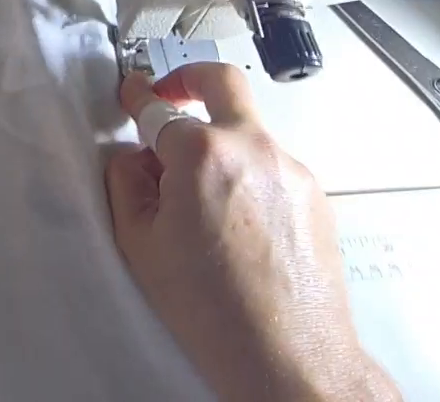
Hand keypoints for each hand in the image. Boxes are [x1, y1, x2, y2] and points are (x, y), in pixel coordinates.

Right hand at [105, 65, 400, 401]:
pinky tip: (234, 219)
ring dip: (220, 139)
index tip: (133, 91)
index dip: (138, 95)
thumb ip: (126, 183)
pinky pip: (269, 164)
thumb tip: (132, 158)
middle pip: (220, 81)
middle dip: (188, 78)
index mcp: (202, 154)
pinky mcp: (313, 193)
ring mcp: (289, 169)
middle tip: (171, 93)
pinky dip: (246, 173)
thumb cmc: (216, 312)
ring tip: (201, 193)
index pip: (160, 108)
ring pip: (247, 128)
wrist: (290, 361)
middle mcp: (252, 148)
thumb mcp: (140, 244)